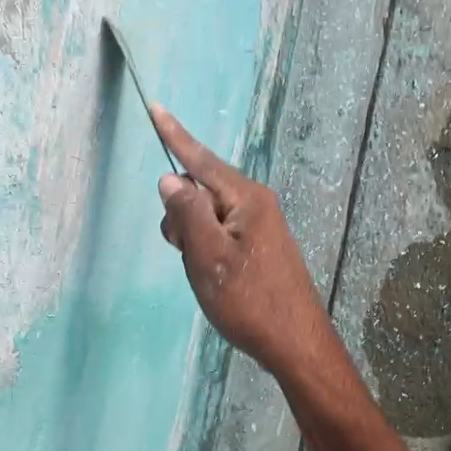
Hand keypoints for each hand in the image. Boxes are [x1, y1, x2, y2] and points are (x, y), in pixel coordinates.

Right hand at [152, 105, 334, 374]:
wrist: (295, 342)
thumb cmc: (249, 301)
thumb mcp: (208, 257)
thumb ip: (187, 213)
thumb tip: (170, 177)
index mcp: (245, 198)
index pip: (200, 159)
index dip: (174, 136)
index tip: (155, 107)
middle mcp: (255, 202)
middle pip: (200, 188)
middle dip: (180, 214)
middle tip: (186, 253)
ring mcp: (260, 223)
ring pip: (207, 213)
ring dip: (192, 236)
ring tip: (204, 272)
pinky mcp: (259, 244)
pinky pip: (220, 230)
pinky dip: (206, 247)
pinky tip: (215, 276)